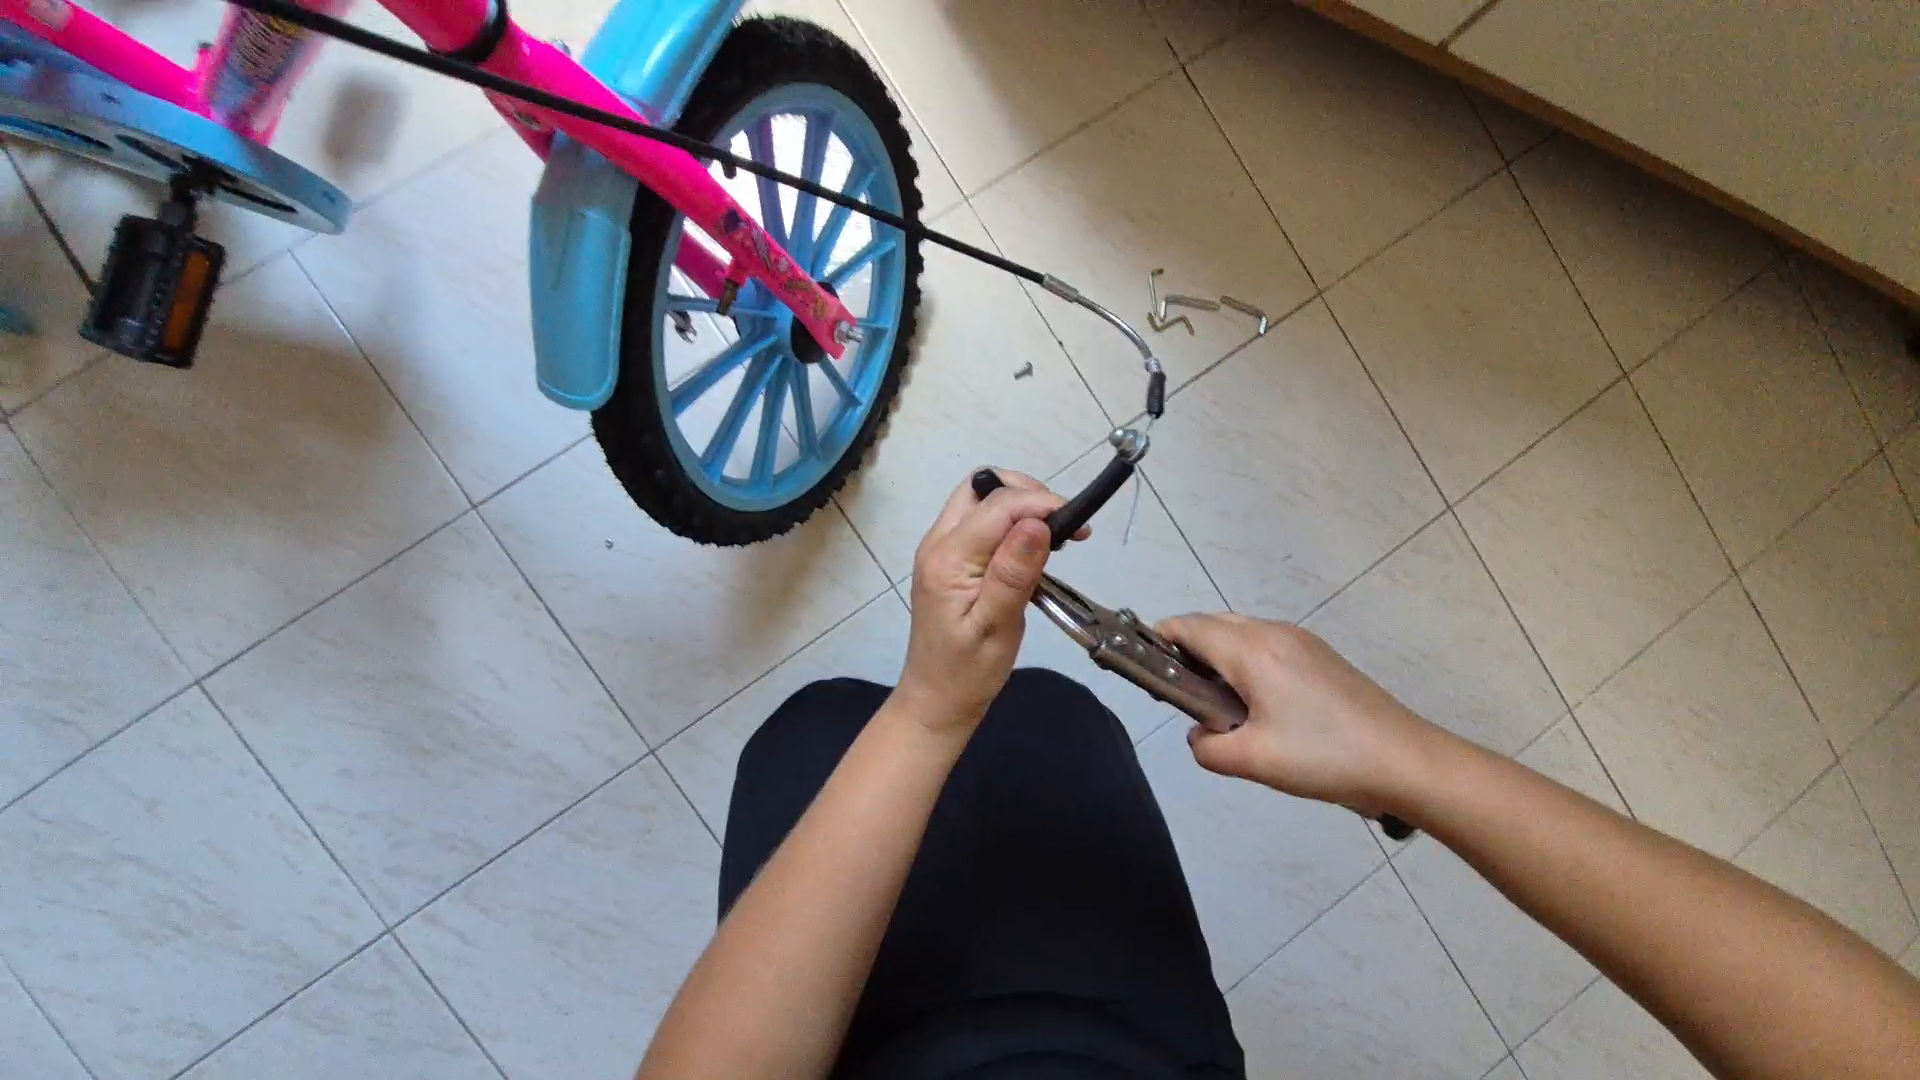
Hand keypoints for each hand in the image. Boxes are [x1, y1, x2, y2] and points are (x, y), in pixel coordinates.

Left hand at [897, 470, 1069, 734]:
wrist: (936, 699)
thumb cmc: (968, 671)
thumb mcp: (997, 627)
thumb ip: (1014, 573)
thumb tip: (1037, 523)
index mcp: (948, 558)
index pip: (997, 505)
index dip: (1040, 503)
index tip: (1078, 523)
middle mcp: (938, 543)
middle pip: (981, 487)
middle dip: (1026, 493)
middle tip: (1063, 522)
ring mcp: (941, 549)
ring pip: (980, 499)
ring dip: (1019, 505)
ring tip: (1056, 534)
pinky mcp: (950, 559)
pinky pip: (979, 521)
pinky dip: (1010, 522)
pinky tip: (1034, 547)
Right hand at [1156, 614, 1436, 815]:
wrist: (1407, 762)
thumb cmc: (1324, 757)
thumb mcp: (1252, 761)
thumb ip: (1206, 747)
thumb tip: (1199, 735)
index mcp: (1252, 651)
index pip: (1189, 626)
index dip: (1159, 639)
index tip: (1145, 667)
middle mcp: (1273, 633)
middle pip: (1213, 624)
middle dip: (1187, 650)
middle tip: (1182, 695)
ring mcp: (1301, 641)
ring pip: (1240, 633)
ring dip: (1218, 657)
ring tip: (1219, 705)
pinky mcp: (1320, 656)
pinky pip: (1265, 645)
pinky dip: (1245, 662)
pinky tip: (1257, 706)